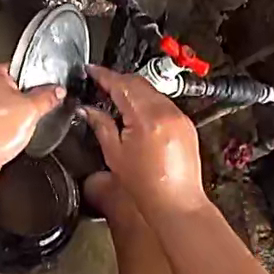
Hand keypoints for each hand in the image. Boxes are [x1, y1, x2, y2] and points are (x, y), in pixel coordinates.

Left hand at [0, 65, 63, 183]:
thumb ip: (47, 97)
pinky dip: (4, 132)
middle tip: (33, 113)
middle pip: (14, 90)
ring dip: (16, 120)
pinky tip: (7, 140)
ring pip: (6, 110)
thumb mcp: (30, 110)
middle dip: (27, 103)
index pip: (21, 68)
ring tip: (17, 130)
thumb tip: (56, 91)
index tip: (49, 91)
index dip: (37, 80)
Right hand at [82, 64, 206, 212]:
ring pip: (152, 91)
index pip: (122, 84)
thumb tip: (88, 109)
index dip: (103, 75)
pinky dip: (147, 102)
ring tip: (116, 99)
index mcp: (146, 118)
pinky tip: (136, 112)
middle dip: (118, 80)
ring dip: (133, 90)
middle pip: (138, 83)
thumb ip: (101, 125)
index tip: (91, 70)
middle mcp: (167, 113)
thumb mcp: (114, 153)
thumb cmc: (146, 185)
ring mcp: (180, 117)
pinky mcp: (186, 124)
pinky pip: (163, 103)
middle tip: (100, 83)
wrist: (176, 203)